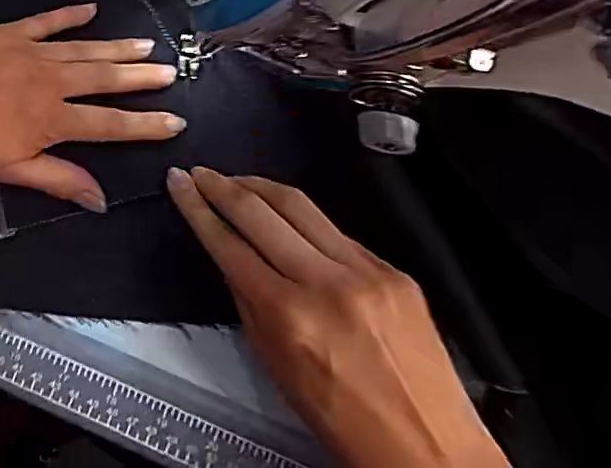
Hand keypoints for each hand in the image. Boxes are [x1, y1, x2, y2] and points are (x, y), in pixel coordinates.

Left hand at [0, 4, 182, 211]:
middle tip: (171, 70)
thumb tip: (100, 199)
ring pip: (86, 49)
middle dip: (141, 77)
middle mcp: (53, 81)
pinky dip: (70, 15)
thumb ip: (57, 180)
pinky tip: (91, 9)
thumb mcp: (8, 169)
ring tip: (147, 43)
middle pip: (106, 79)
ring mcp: (34, 52)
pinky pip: (48, 22)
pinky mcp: (13, 32)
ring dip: (118, 47)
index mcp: (53, 118)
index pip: (110, 124)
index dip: (145, 125)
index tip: (175, 121)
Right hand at [167, 168, 509, 467]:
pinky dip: (304, 220)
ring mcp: (363, 270)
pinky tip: (291, 220)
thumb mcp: (279, 372)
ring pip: (299, 204)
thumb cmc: (346, 425)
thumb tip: (230, 258)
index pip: (229, 244)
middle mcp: (326, 283)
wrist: (431, 451)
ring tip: (237, 180)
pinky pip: (336, 230)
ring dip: (260, 185)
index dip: (197, 209)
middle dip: (221, 184)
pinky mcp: (391, 268)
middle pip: (260, 211)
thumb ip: (250, 307)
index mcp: (290, 318)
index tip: (180, 185)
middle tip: (200, 171)